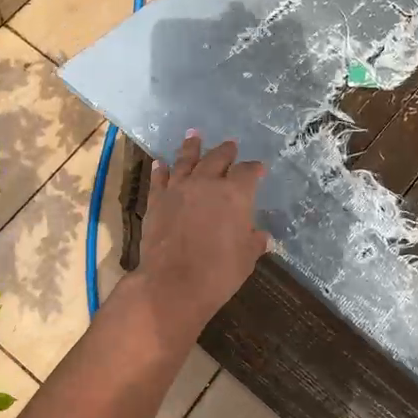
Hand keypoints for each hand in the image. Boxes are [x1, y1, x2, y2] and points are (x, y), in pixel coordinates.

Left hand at [132, 131, 269, 326]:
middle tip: (230, 144)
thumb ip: (253, 242)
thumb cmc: (218, 273)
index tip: (259, 168)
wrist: (173, 283)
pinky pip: (159, 178)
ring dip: (191, 146)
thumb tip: (261, 236)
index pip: (248, 172)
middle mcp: (206, 183)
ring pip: (186, 160)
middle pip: (217, 158)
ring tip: (194, 134)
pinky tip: (160, 163)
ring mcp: (178, 189)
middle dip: (226, 151)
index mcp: (235, 194)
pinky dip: (161, 169)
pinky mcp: (156, 200)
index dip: (254, 169)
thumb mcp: (246, 258)